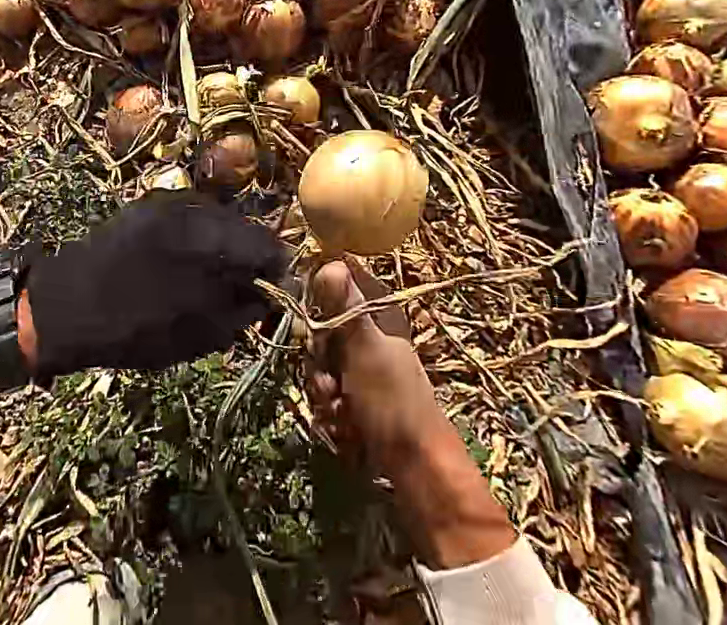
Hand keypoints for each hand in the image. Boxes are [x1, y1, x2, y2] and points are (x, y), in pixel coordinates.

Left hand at [24, 191, 285, 379]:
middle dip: (251, 257)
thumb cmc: (132, 328)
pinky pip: (190, 219)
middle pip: (243, 227)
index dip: (276, 270)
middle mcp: (192, 206)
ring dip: (226, 249)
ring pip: (217, 221)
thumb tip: (271, 293)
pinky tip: (189, 267)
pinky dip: (200, 241)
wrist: (60, 308)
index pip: (266, 244)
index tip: (274, 292)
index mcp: (209, 236)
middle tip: (247, 290)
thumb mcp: (198, 330)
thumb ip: (243, 308)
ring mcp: (166, 201)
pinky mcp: (147, 206)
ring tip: (217, 281)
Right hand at [305, 258, 516, 568]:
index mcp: (380, 310)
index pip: (340, 278)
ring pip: (319, 356)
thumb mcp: (366, 349)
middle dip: (317, 353)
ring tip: (337, 405)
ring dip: (321, 384)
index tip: (312, 316)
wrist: (415, 466)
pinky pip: (325, 384)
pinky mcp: (354, 390)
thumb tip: (329, 261)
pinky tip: (339, 420)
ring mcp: (361, 361)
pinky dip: (328, 403)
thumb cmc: (394, 401)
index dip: (318, 293)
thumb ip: (345, 307)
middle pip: (321, 321)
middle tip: (328, 375)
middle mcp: (370, 330)